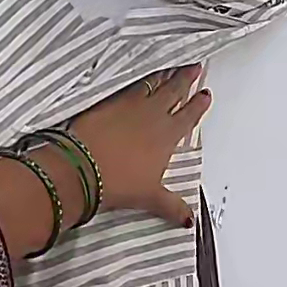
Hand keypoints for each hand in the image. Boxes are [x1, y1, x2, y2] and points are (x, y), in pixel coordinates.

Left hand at [68, 65, 210, 226]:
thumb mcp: (150, 197)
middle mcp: (152, 116)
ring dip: (164, 74)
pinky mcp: (108, 101)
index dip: (198, 104)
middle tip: (194, 66)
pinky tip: (138, 76)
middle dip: (185, 78)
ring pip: (153, 83)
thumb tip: (188, 220)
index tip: (204, 94)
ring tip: (171, 66)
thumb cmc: (117, 182)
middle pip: (174, 91)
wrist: (82, 168)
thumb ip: (172, 206)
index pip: (188, 116)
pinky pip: (129, 84)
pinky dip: (137, 78)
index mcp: (167, 136)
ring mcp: (129, 105)